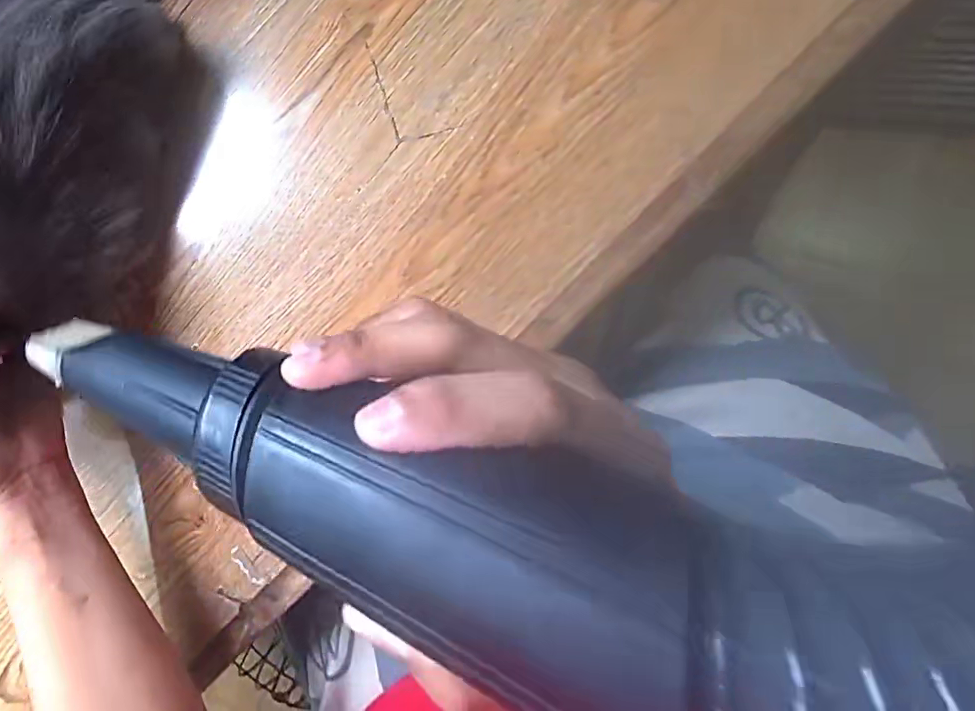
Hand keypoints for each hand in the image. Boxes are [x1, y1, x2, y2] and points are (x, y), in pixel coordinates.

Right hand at [279, 298, 671, 710]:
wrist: (669, 550)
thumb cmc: (617, 581)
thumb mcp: (574, 626)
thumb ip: (482, 651)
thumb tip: (372, 617)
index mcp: (602, 449)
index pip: (533, 404)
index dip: (452, 408)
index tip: (375, 432)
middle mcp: (564, 389)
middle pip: (468, 341)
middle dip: (379, 350)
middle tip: (309, 373)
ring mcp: (528, 366)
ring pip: (443, 323)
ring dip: (368, 336)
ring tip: (306, 361)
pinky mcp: (496, 363)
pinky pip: (432, 334)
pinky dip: (378, 339)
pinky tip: (336, 360)